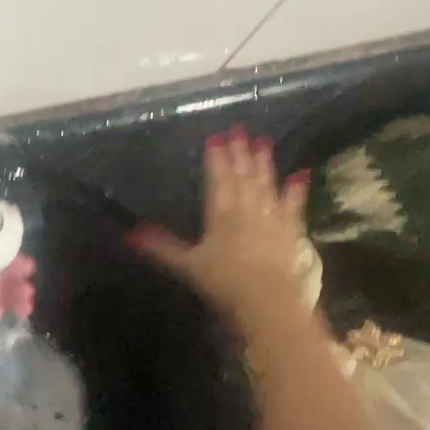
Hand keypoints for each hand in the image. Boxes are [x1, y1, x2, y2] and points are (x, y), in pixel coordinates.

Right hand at [127, 124, 310, 332]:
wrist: (268, 299)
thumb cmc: (224, 282)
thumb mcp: (186, 265)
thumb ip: (161, 248)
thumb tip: (130, 234)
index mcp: (220, 214)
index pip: (217, 180)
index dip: (216, 159)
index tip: (216, 138)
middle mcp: (246, 208)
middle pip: (242, 176)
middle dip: (239, 152)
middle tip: (240, 129)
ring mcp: (271, 217)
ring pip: (266, 184)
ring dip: (264, 163)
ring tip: (263, 142)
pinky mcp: (290, 230)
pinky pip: (293, 204)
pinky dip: (295, 189)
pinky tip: (299, 175)